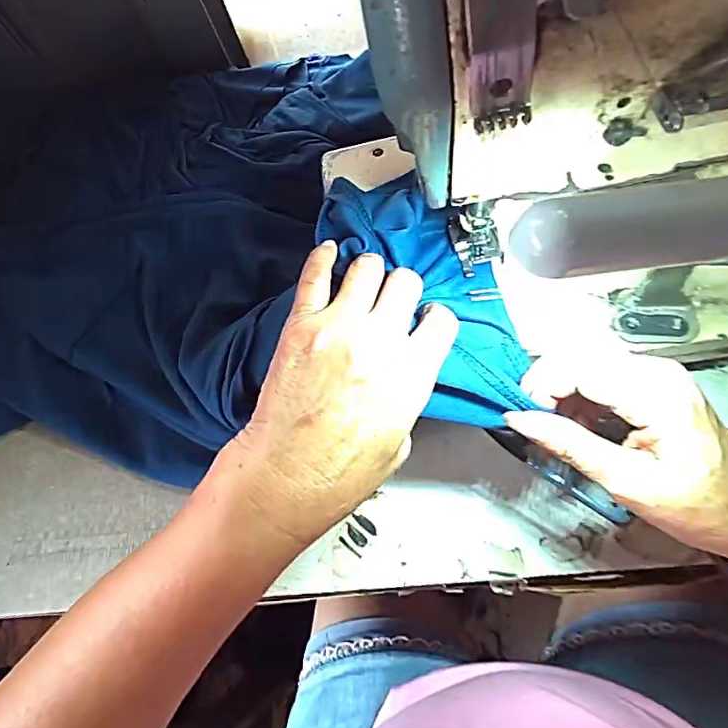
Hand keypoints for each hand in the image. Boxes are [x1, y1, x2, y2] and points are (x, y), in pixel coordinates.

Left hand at [208, 242, 458, 553]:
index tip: (424, 319)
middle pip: (405, 282)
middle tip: (391, 298)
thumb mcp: (398, 442)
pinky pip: (316, 274)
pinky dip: (324, 257)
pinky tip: (329, 253)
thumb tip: (401, 377)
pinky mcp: (302, 324)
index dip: (433, 317)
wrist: (287, 475)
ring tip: (362, 280)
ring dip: (368, 271)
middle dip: (401, 288)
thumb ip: (406, 398)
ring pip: (367, 267)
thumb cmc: (339, 472)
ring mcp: (339, 327)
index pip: (441, 320)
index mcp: (413, 374)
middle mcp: (380, 342)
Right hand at [503, 350, 727, 572]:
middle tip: (534, 421)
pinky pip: (602, 375)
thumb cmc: (703, 505)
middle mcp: (658, 372)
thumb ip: (569, 445)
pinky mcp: (654, 383)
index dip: (541, 386)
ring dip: (563, 393)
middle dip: (548, 387)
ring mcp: (657, 374)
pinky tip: (580, 425)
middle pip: (579, 357)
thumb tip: (522, 420)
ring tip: (558, 430)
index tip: (524, 414)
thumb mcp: (627, 482)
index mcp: (656, 392)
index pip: (578, 366)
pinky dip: (581, 397)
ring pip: (586, 363)